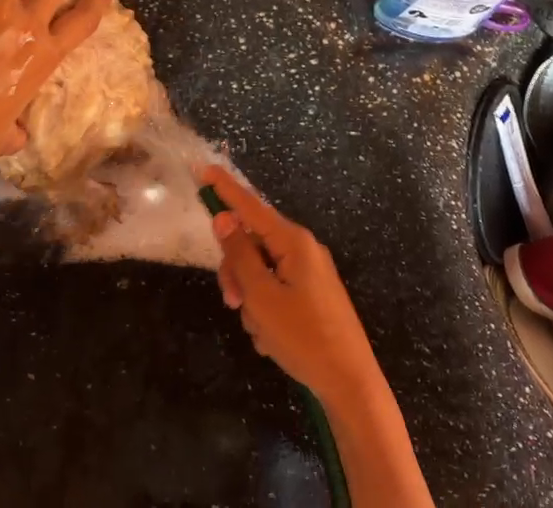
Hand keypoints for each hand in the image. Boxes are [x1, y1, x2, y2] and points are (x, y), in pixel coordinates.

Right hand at [202, 165, 382, 405]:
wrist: (350, 383)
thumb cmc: (303, 336)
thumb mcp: (262, 296)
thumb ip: (240, 255)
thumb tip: (224, 218)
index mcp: (294, 243)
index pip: (251, 206)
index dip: (226, 189)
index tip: (203, 170)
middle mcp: (303, 250)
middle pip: (252, 245)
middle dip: (236, 273)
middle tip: (233, 303)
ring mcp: (308, 274)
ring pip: (260, 272)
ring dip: (250, 299)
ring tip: (261, 331)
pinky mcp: (310, 296)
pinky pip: (274, 291)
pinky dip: (265, 311)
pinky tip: (272, 339)